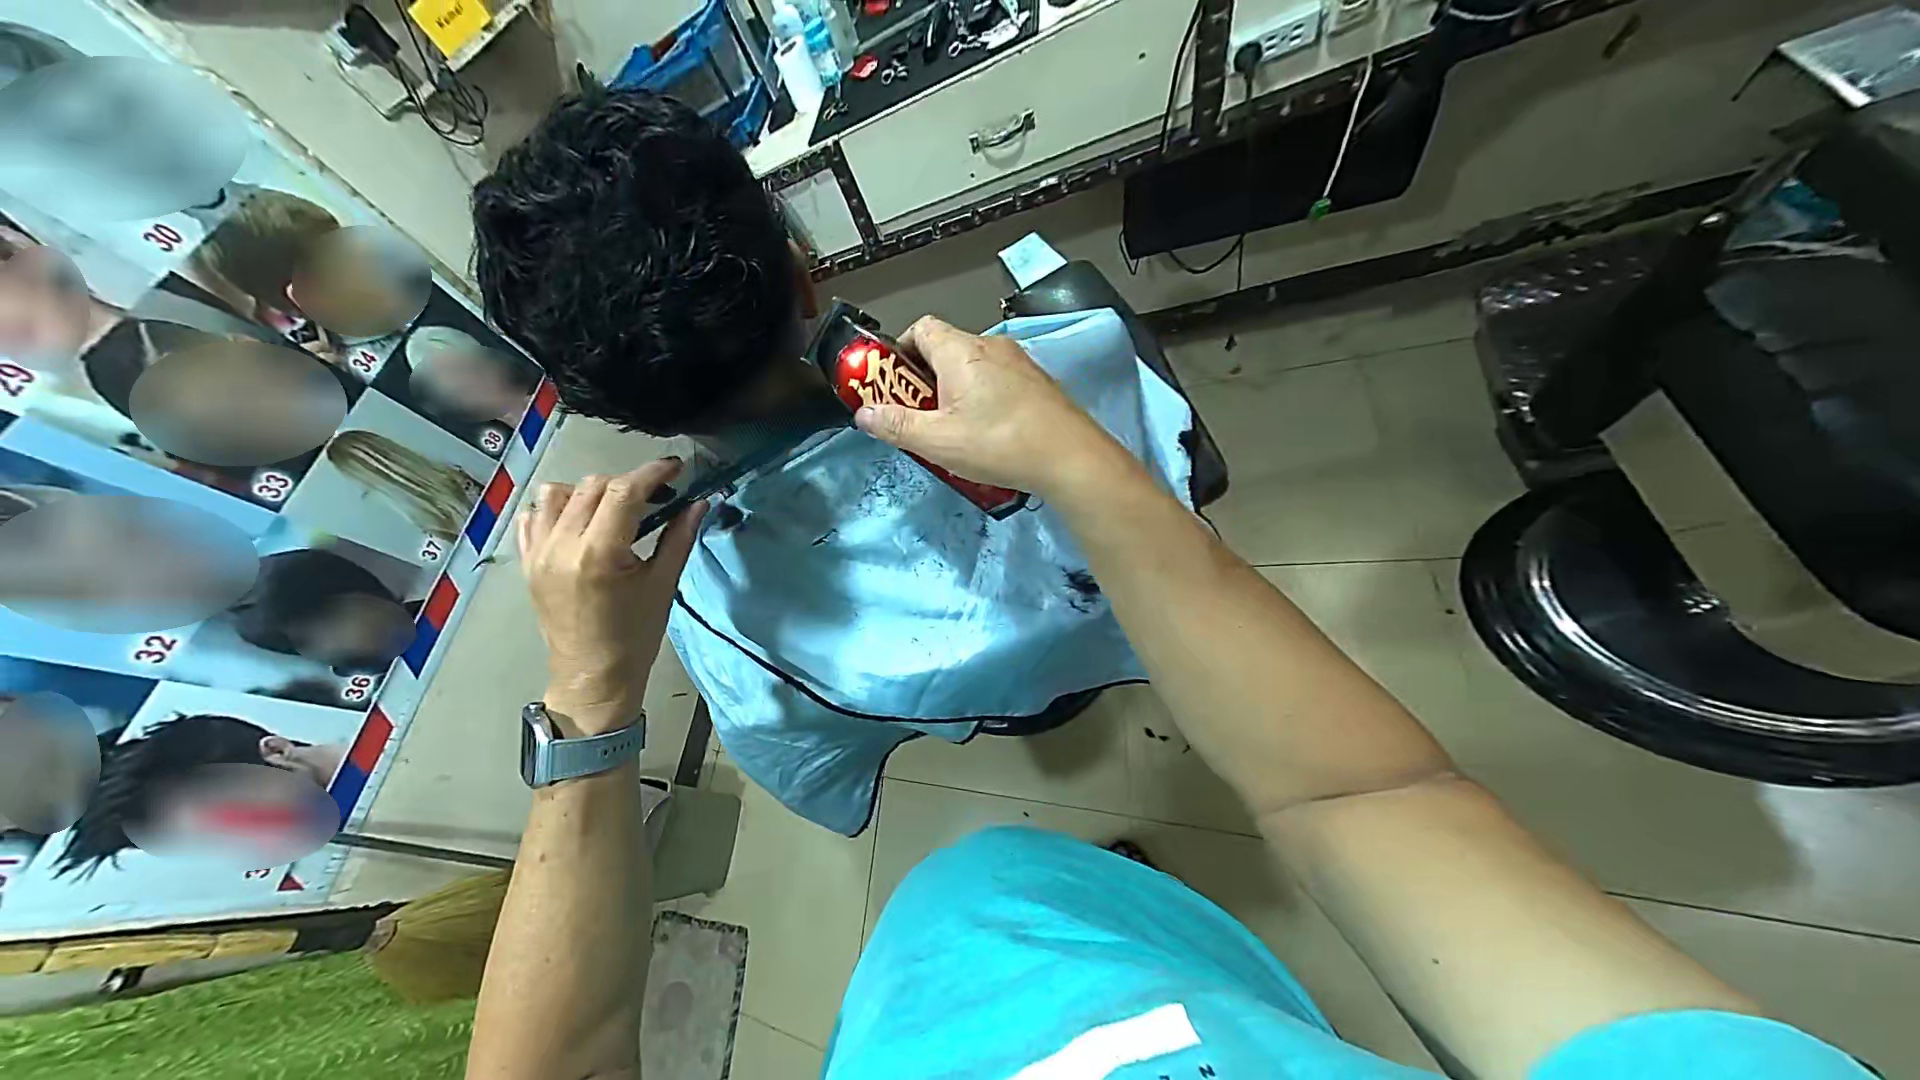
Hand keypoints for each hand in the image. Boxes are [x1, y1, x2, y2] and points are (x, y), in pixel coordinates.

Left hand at [516, 460, 706, 733]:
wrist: (593, 674)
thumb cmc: (635, 633)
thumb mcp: (664, 584)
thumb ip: (679, 536)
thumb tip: (698, 501)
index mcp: (599, 554)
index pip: (624, 492)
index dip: (653, 472)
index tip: (676, 468)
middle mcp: (561, 545)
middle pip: (593, 486)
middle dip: (629, 483)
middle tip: (656, 496)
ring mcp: (537, 552)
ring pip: (557, 492)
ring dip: (590, 491)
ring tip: (615, 509)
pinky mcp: (527, 561)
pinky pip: (534, 515)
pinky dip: (558, 507)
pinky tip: (582, 522)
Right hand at [851, 317, 1121, 495]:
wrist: (1072, 458)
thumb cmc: (1000, 443)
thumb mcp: (939, 441)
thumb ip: (897, 426)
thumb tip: (864, 414)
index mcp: (961, 350)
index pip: (920, 328)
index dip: (898, 351)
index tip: (892, 384)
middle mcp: (991, 346)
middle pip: (945, 349)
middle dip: (924, 379)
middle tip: (918, 416)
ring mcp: (1020, 363)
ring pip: (973, 368)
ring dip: (954, 392)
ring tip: (951, 430)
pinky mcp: (1038, 383)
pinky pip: (997, 381)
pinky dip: (982, 398)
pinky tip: (987, 433)